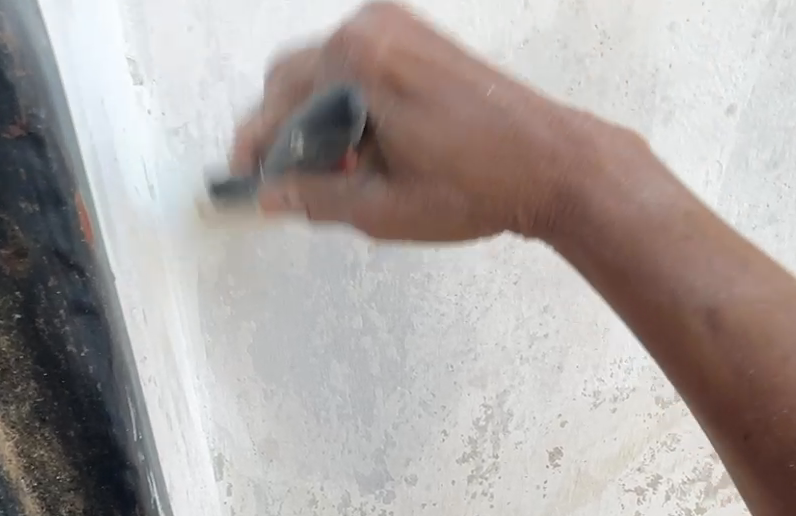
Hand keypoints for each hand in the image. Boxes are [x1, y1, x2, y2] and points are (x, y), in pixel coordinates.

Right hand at [230, 2, 623, 242]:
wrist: (550, 163)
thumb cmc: (474, 187)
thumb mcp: (380, 210)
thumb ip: (314, 199)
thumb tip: (269, 198)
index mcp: (356, 63)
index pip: (276, 103)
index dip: (255, 148)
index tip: (245, 181)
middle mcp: (371, 28)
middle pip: (292, 79)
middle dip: (284, 134)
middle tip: (293, 187)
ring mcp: (398, 26)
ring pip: (323, 73)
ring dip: (316, 123)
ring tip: (342, 176)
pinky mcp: (418, 38)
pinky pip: (357, 67)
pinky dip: (346, 107)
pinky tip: (368, 151)